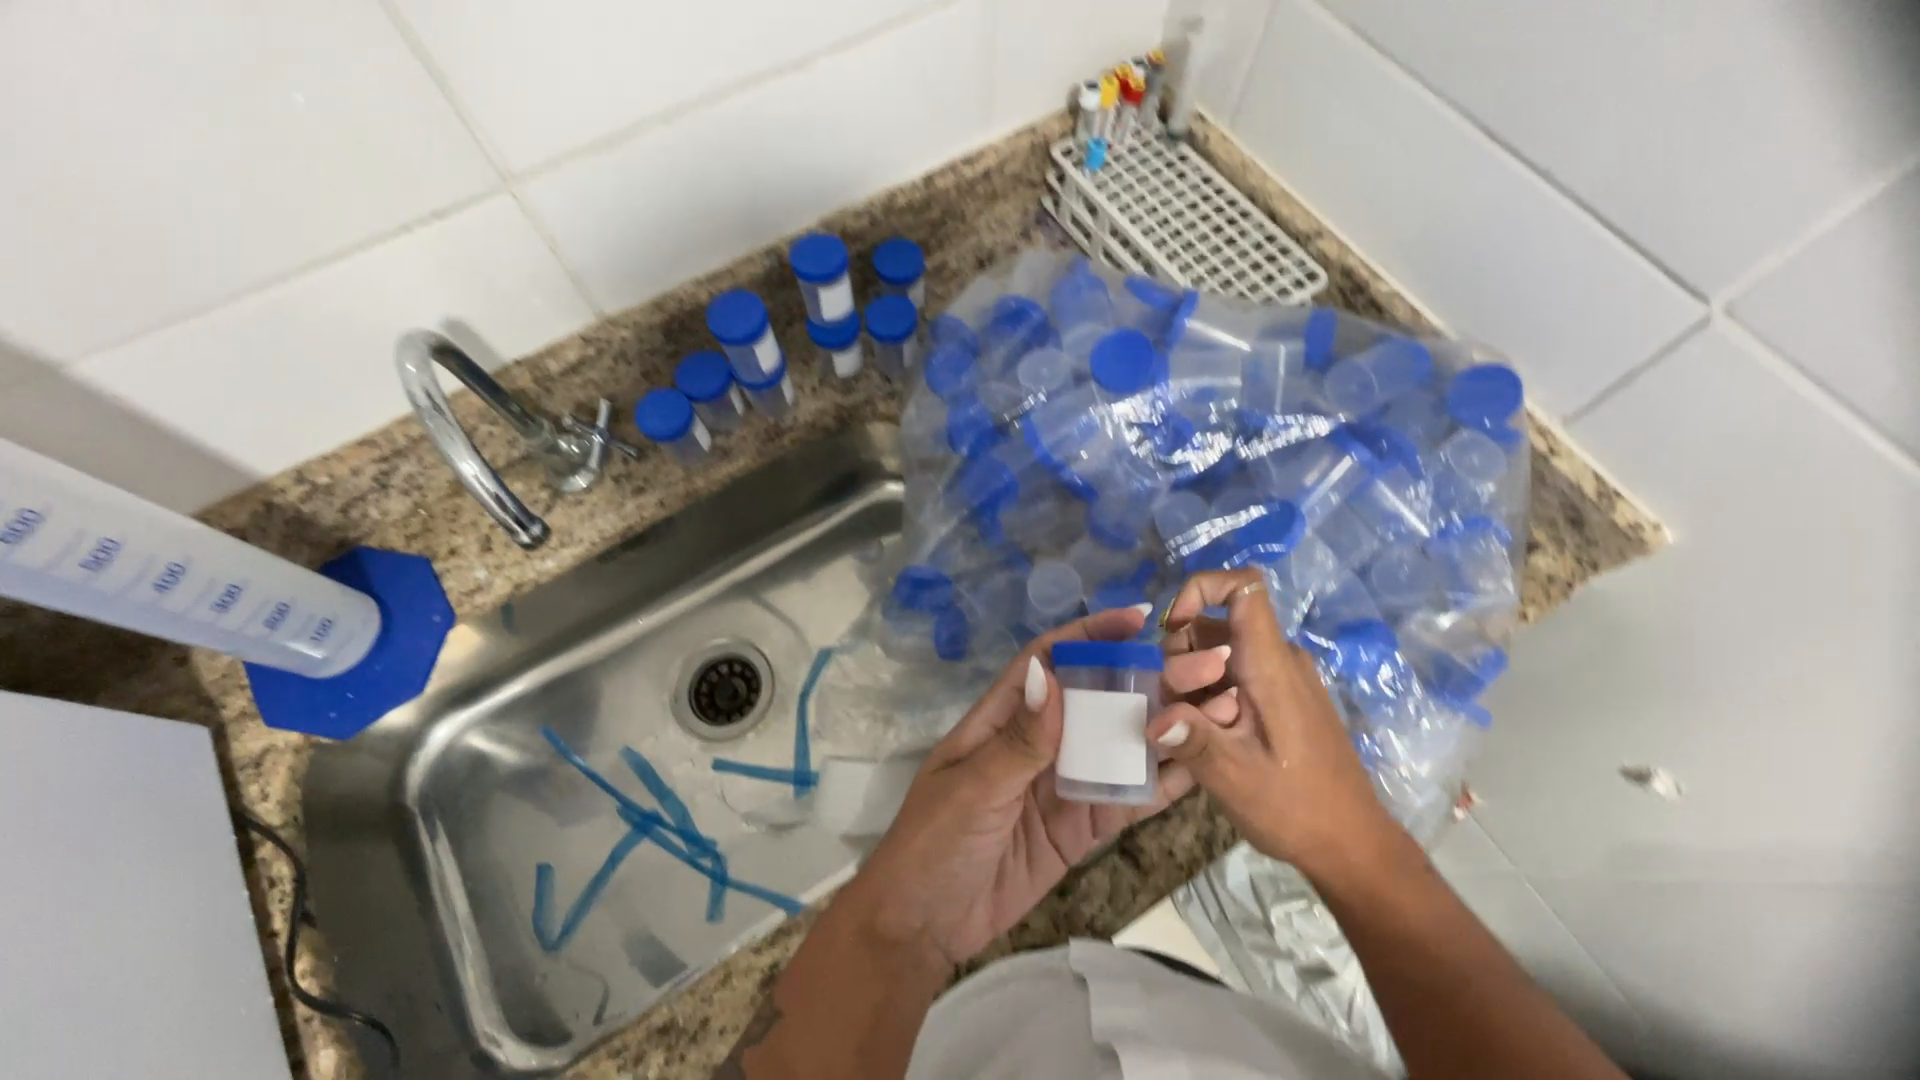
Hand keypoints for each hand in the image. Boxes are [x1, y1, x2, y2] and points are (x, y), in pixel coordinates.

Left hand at [845, 605, 1230, 967]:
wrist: (924, 924)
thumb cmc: (934, 842)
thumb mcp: (971, 789)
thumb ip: (1018, 741)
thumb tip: (1052, 677)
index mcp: (1002, 719)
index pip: (1049, 662)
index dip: (1090, 636)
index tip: (1138, 618)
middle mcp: (1038, 743)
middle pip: (1096, 701)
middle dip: (1146, 680)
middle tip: (1206, 666)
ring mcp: (1062, 785)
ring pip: (1118, 746)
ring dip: (1163, 727)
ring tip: (1220, 708)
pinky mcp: (1079, 827)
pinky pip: (1125, 799)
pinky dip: (1160, 784)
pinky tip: (1202, 767)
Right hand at [1147, 568, 1402, 876]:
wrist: (1352, 841)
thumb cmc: (1297, 807)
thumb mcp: (1236, 779)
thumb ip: (1194, 742)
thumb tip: (1153, 720)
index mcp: (1270, 665)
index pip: (1244, 585)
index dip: (1202, 588)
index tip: (1172, 631)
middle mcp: (1278, 659)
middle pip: (1214, 625)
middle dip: (1181, 659)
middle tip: (1180, 711)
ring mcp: (1280, 678)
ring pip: (1216, 652)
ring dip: (1192, 683)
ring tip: (1198, 734)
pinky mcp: (1280, 698)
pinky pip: (1231, 675)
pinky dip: (1208, 697)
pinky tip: (1210, 740)